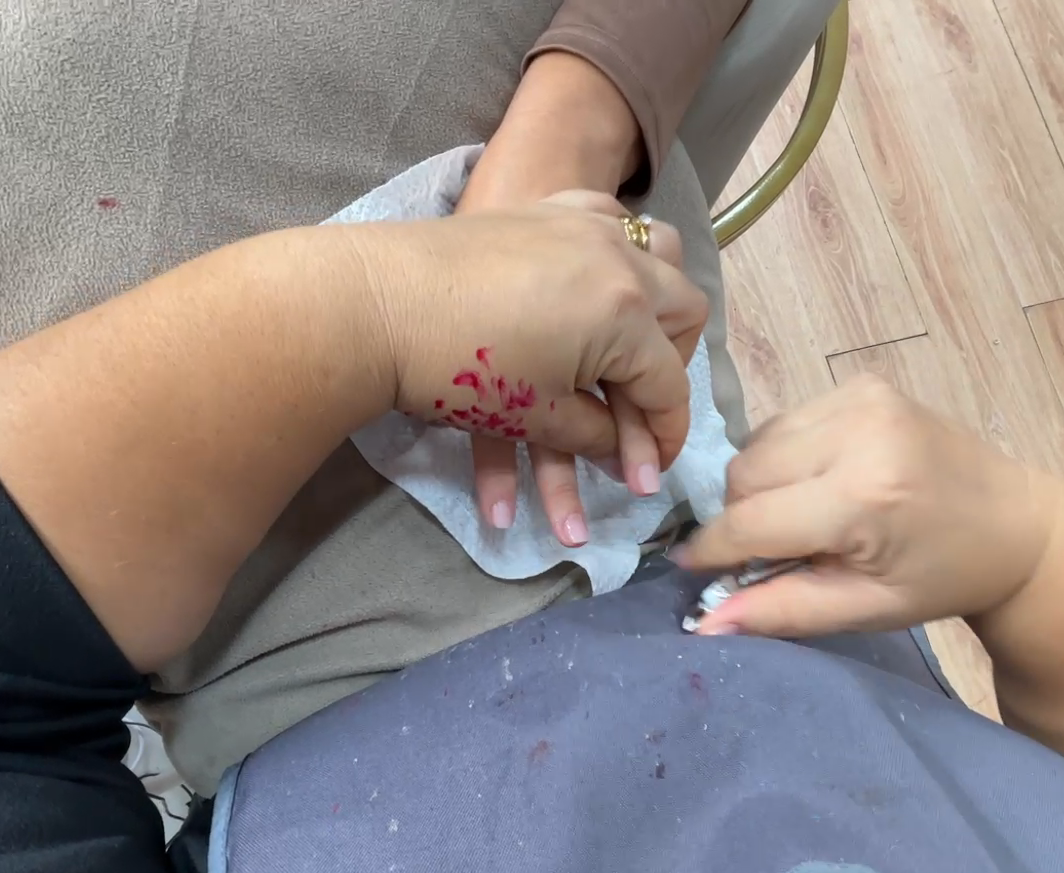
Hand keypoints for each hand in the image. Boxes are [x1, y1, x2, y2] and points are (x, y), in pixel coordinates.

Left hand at [454, 50, 658, 545]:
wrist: (379, 302)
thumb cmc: (461, 369)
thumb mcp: (537, 417)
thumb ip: (595, 438)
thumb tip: (625, 456)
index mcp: (627, 317)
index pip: (667, 386)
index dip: (665, 437)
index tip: (653, 472)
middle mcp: (623, 261)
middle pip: (685, 312)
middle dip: (672, 367)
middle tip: (639, 407)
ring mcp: (588, 225)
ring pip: (662, 251)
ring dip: (659, 301)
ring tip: (634, 342)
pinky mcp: (551, 209)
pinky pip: (610, 217)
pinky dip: (619, 251)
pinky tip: (599, 278)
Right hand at [674, 375, 1062, 637]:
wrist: (1020, 525)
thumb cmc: (941, 579)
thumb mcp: (863, 609)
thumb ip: (779, 610)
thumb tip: (704, 624)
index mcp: (864, 495)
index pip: (750, 522)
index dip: (712, 550)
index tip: (692, 568)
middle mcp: (858, 431)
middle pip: (742, 476)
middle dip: (745, 518)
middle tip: (782, 548)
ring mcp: (860, 398)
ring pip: (754, 447)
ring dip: (760, 487)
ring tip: (805, 514)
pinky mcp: (861, 384)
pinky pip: (780, 426)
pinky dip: (782, 459)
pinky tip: (818, 480)